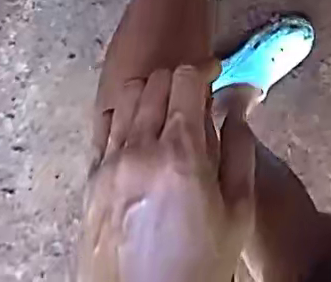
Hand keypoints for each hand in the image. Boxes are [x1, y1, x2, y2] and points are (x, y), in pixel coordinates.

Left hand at [80, 66, 255, 281]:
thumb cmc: (197, 267)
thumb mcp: (239, 211)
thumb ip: (241, 149)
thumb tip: (237, 108)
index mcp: (180, 152)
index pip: (185, 77)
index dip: (204, 69)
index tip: (215, 74)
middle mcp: (139, 150)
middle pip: (155, 80)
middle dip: (179, 79)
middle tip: (195, 97)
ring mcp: (108, 166)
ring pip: (125, 97)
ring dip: (150, 93)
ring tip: (167, 113)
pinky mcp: (90, 184)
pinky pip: (102, 127)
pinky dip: (123, 116)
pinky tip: (140, 134)